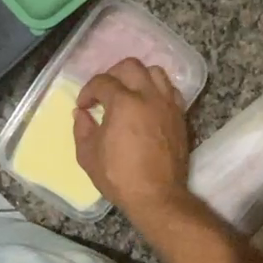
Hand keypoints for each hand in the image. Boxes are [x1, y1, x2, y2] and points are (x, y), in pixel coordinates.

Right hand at [73, 58, 192, 217]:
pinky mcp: (180, 116)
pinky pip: (170, 90)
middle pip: (131, 66)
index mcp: (123, 103)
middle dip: (112, 74)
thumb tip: (82, 114)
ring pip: (155, 72)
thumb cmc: (119, 177)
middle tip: (103, 92)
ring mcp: (168, 104)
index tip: (83, 106)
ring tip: (128, 93)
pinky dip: (156, 90)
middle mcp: (148, 96)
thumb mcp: (88, 156)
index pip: (102, 82)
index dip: (88, 91)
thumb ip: (82, 129)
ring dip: (138, 77)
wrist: (157, 196)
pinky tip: (147, 104)